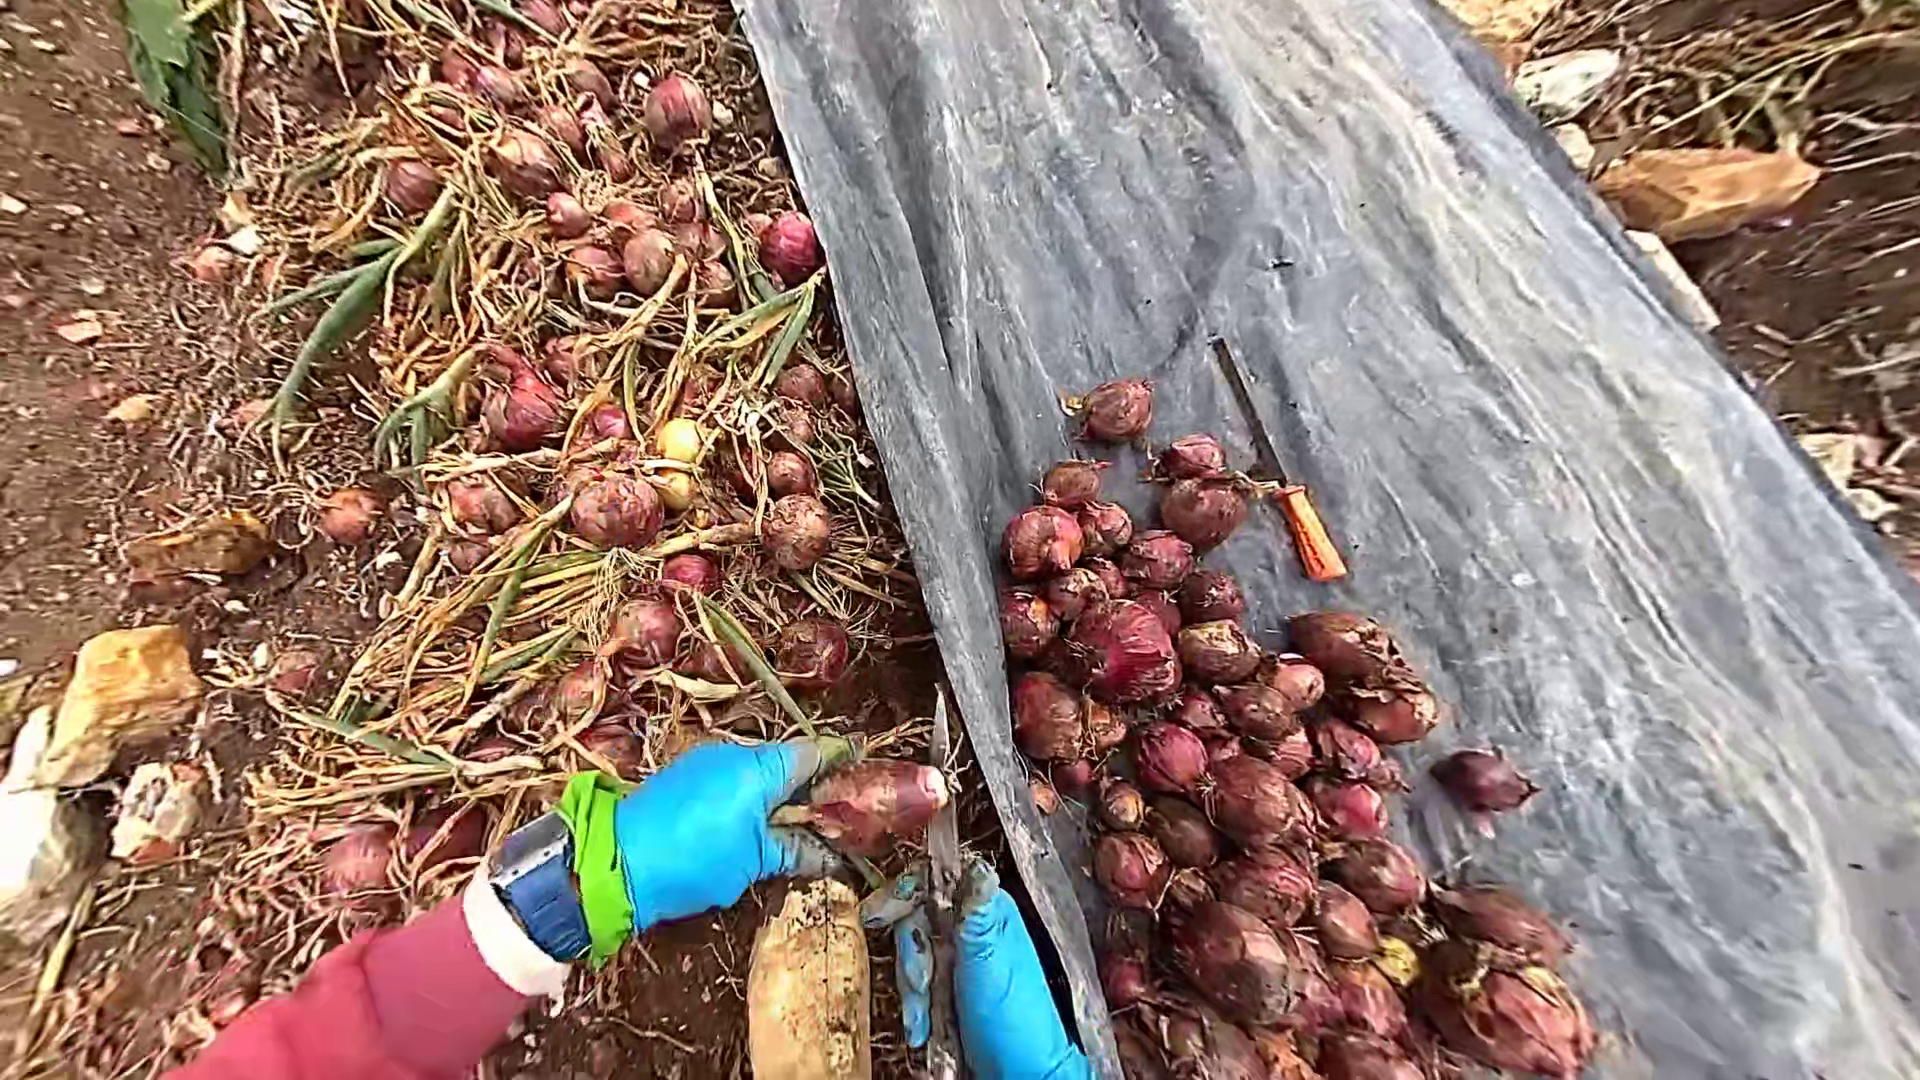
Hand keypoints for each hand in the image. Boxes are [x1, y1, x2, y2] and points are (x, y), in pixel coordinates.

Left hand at [614, 737, 848, 931]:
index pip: (816, 753)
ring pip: (762, 766)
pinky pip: (735, 772)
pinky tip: (749, 818)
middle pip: (790, 758)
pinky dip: (751, 790)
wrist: (611, 863)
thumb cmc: (693, 860)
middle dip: (810, 782)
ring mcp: (712, 757)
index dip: (841, 760)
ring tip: (788, 821)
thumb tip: (833, 856)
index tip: (859, 770)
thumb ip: (795, 849)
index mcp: (762, 768)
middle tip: (826, 810)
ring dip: (779, 788)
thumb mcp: (752, 861)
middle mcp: (740, 752)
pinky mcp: (690, 769)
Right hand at [871, 860, 1090, 1079]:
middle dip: (912, 956)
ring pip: (916, 954)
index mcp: (986, 907)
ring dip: (913, 991)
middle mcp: (973, 925)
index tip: (877, 913)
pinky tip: (925, 1031)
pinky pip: (920, 986)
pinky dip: (918, 1008)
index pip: (936, 879)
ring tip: (924, 1024)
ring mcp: (962, 957)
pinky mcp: (952, 988)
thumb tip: (975, 863)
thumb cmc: (1012, 1018)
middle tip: (919, 986)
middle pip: (919, 918)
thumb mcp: (987, 961)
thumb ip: (973, 911)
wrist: (1022, 1078)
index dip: (905, 893)